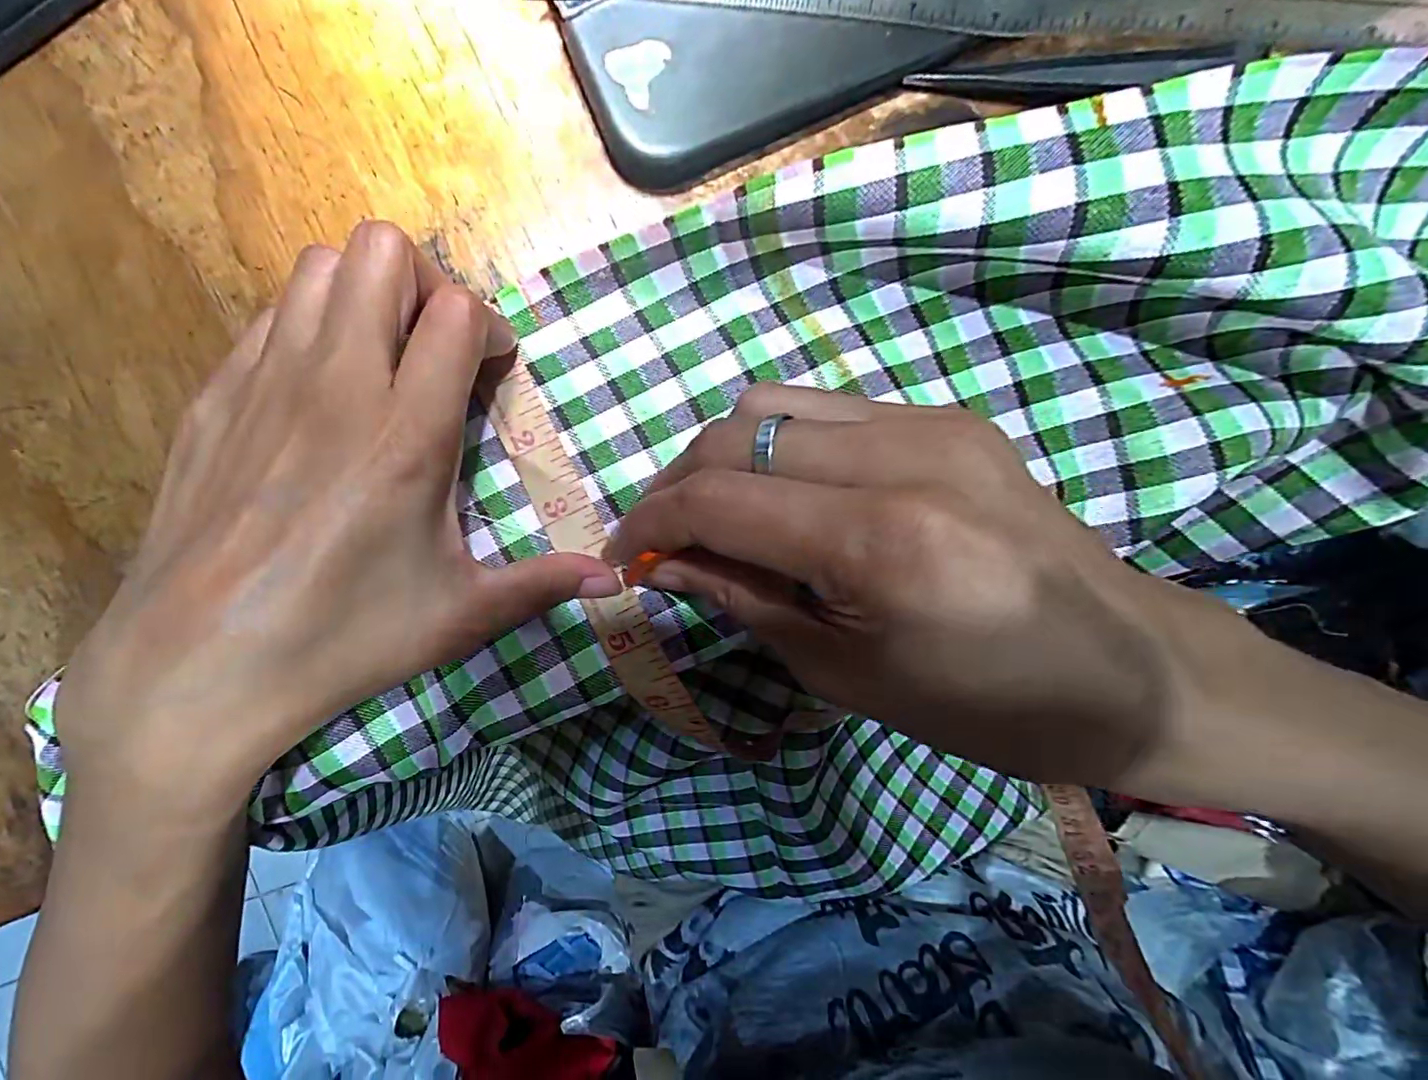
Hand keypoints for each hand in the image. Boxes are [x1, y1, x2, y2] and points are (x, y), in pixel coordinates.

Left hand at [54, 222, 620, 803]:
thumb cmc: (338, 639)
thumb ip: (538, 584)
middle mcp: (334, 384)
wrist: (200, 662)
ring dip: (359, 297)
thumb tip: (611, 579)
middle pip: (382, 252)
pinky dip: (302, 333)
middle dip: (423, 286)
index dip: (487, 330)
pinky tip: (307, 400)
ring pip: (316, 268)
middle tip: (429, 351)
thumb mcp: (454, 617)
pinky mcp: (213, 398)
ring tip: (370, 362)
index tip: (489, 373)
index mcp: (405, 433)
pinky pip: (265, 322)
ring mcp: (263, 382)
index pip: (458, 313)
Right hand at [607, 383, 1228, 791]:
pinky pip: (818, 410)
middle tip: (657, 539)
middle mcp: (901, 459)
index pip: (715, 498)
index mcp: (878, 541)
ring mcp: (928, 425)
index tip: (621, 557)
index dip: (649, 523)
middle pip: (731, 437)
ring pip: (765, 405)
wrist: (1134, 675)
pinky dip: (770, 446)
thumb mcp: (837, 669)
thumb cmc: (980, 703)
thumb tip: (661, 563)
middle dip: (670, 487)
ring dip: (716, 458)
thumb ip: (739, 597)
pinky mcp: (944, 420)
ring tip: (709, 512)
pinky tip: (777, 495)